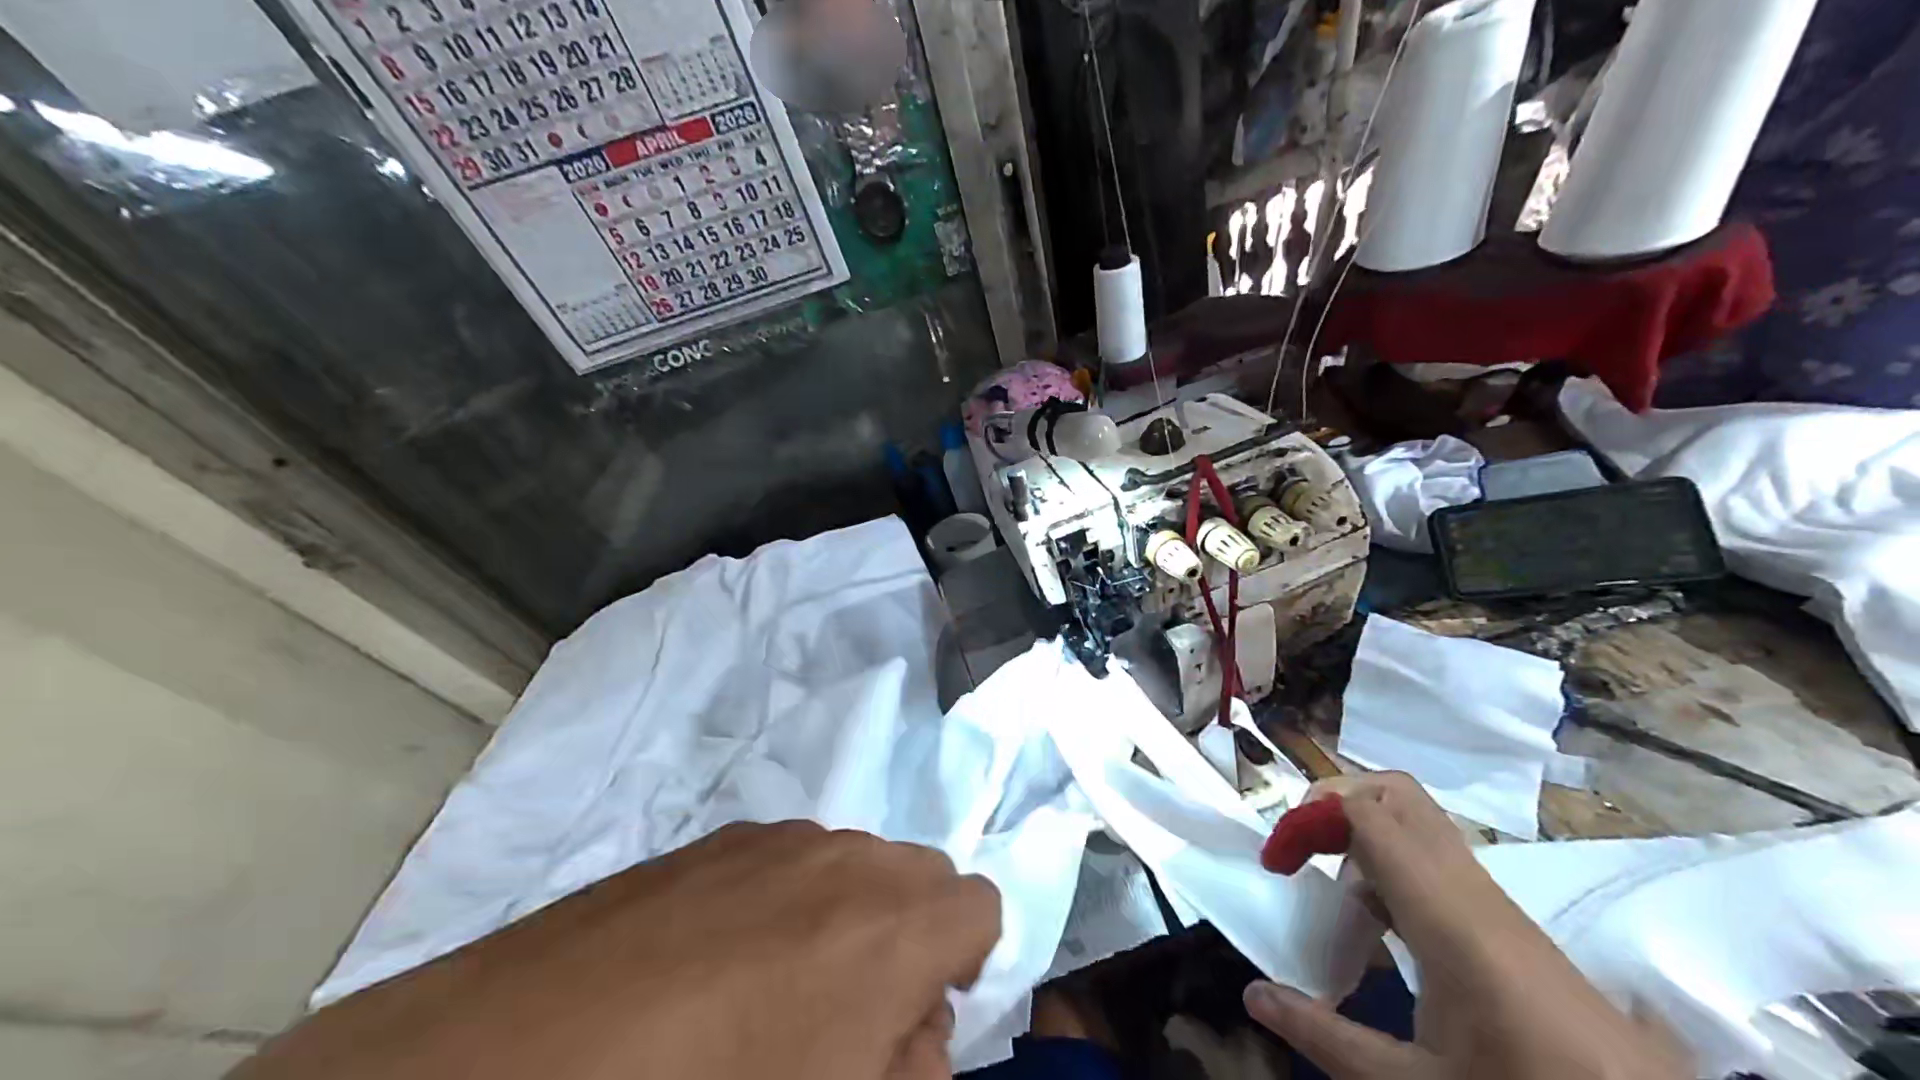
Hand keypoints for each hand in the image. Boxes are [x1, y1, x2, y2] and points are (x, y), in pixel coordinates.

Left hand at [230, 821, 999, 1079]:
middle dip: (911, 936)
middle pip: (921, 873)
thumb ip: (909, 1076)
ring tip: (772, 995)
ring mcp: (768, 838)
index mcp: (887, 922)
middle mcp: (839, 856)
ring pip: (851, 863)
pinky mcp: (705, 841)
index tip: (920, 1020)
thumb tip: (915, 1040)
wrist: (499, 1072)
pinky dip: (784, 901)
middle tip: (852, 1018)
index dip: (967, 964)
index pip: (980, 905)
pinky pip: (784, 859)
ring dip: (844, 917)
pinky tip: (712, 969)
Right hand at [1242, 772, 1690, 1079]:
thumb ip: (1326, 1037)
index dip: (1309, 817)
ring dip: (1360, 832)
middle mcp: (1469, 889)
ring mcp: (1491, 901)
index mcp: (1446, 915)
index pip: (1368, 814)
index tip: (1277, 864)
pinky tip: (1375, 920)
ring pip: (1416, 823)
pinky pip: (1433, 858)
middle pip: (1398, 795)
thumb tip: (1253, 993)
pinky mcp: (1503, 921)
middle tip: (1298, 848)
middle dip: (1335, 802)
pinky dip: (1388, 861)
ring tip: (1327, 884)